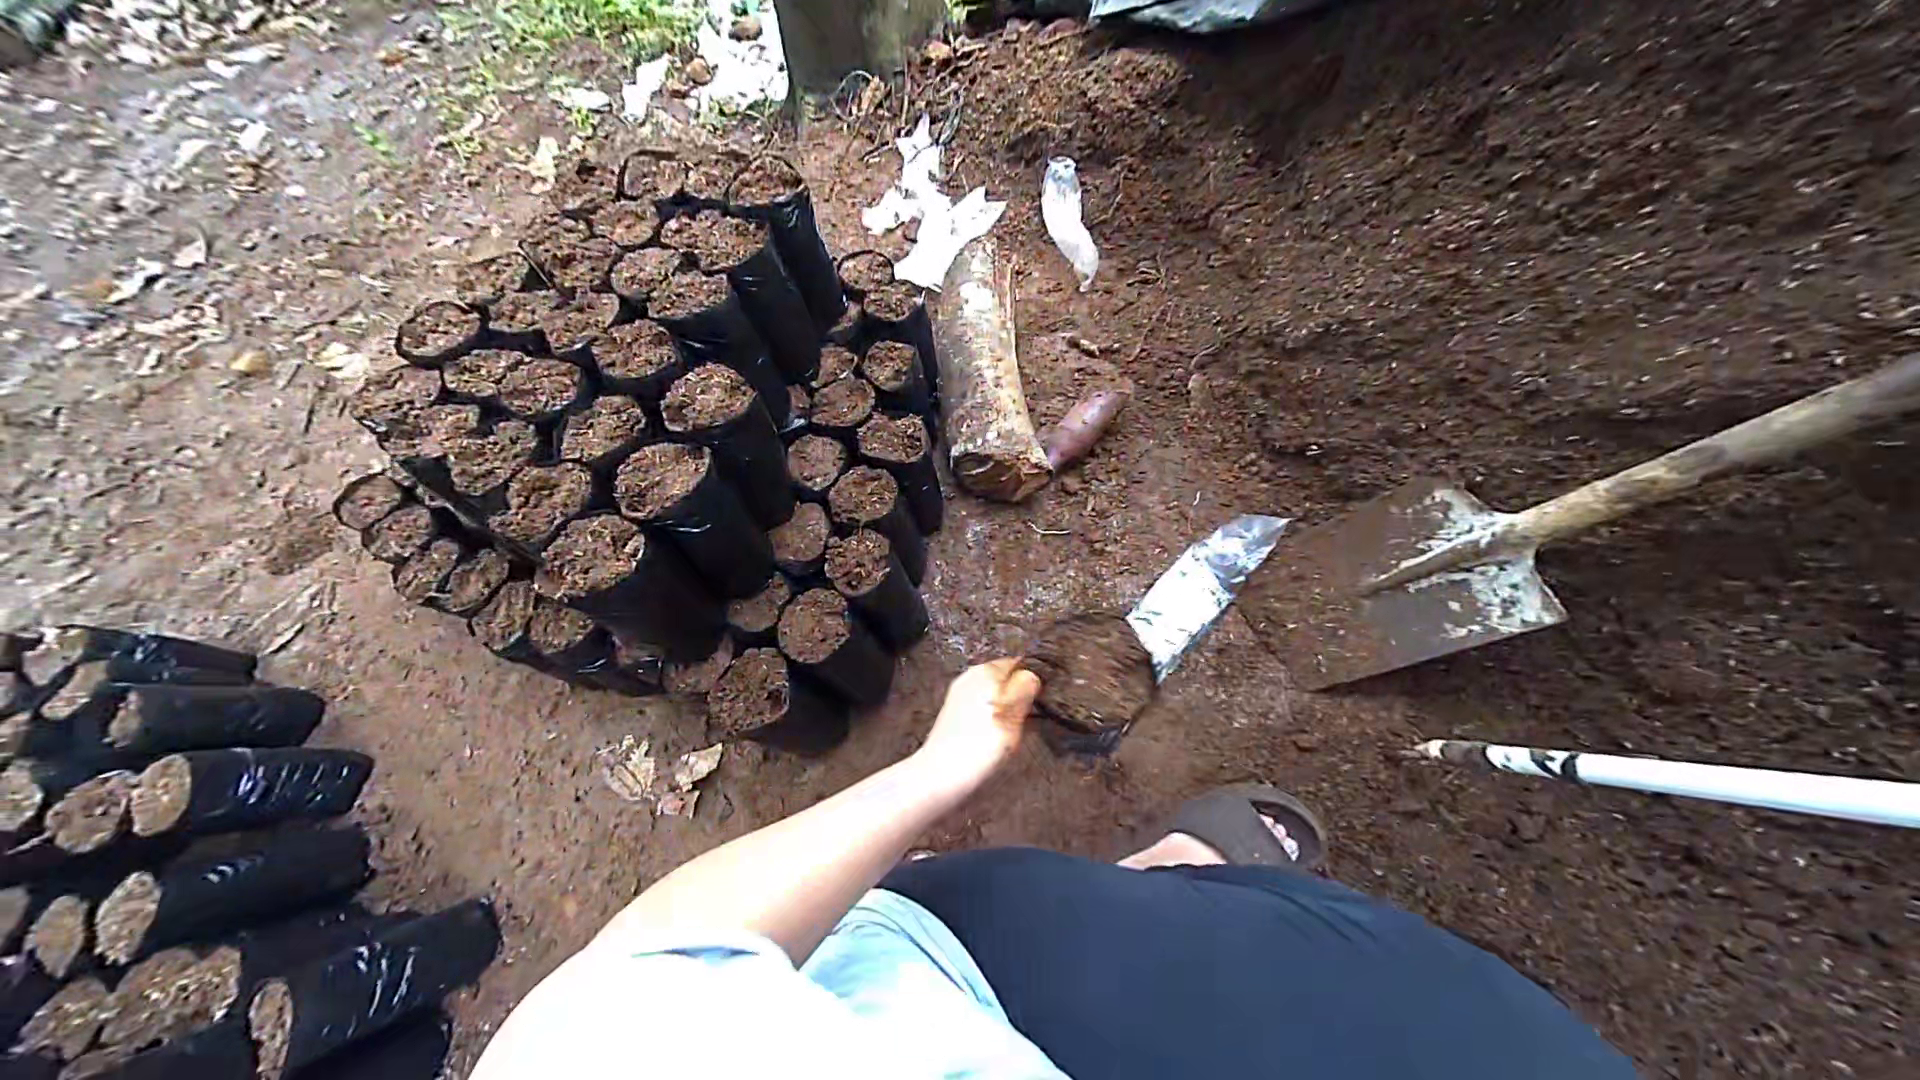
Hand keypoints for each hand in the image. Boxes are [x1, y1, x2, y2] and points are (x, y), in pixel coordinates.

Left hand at [916, 658, 1041, 786]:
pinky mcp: (954, 714)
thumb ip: (1025, 688)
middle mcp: (970, 677)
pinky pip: (982, 711)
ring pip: (994, 697)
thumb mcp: (1014, 714)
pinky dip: (991, 722)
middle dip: (1017, 698)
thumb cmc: (978, 745)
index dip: (1031, 682)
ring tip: (1005, 735)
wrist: (940, 774)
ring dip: (1005, 712)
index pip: (1019, 664)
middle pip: (1005, 681)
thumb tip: (1032, 675)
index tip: (1038, 702)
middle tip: (1021, 722)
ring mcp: (960, 695)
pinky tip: (991, 741)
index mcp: (985, 670)